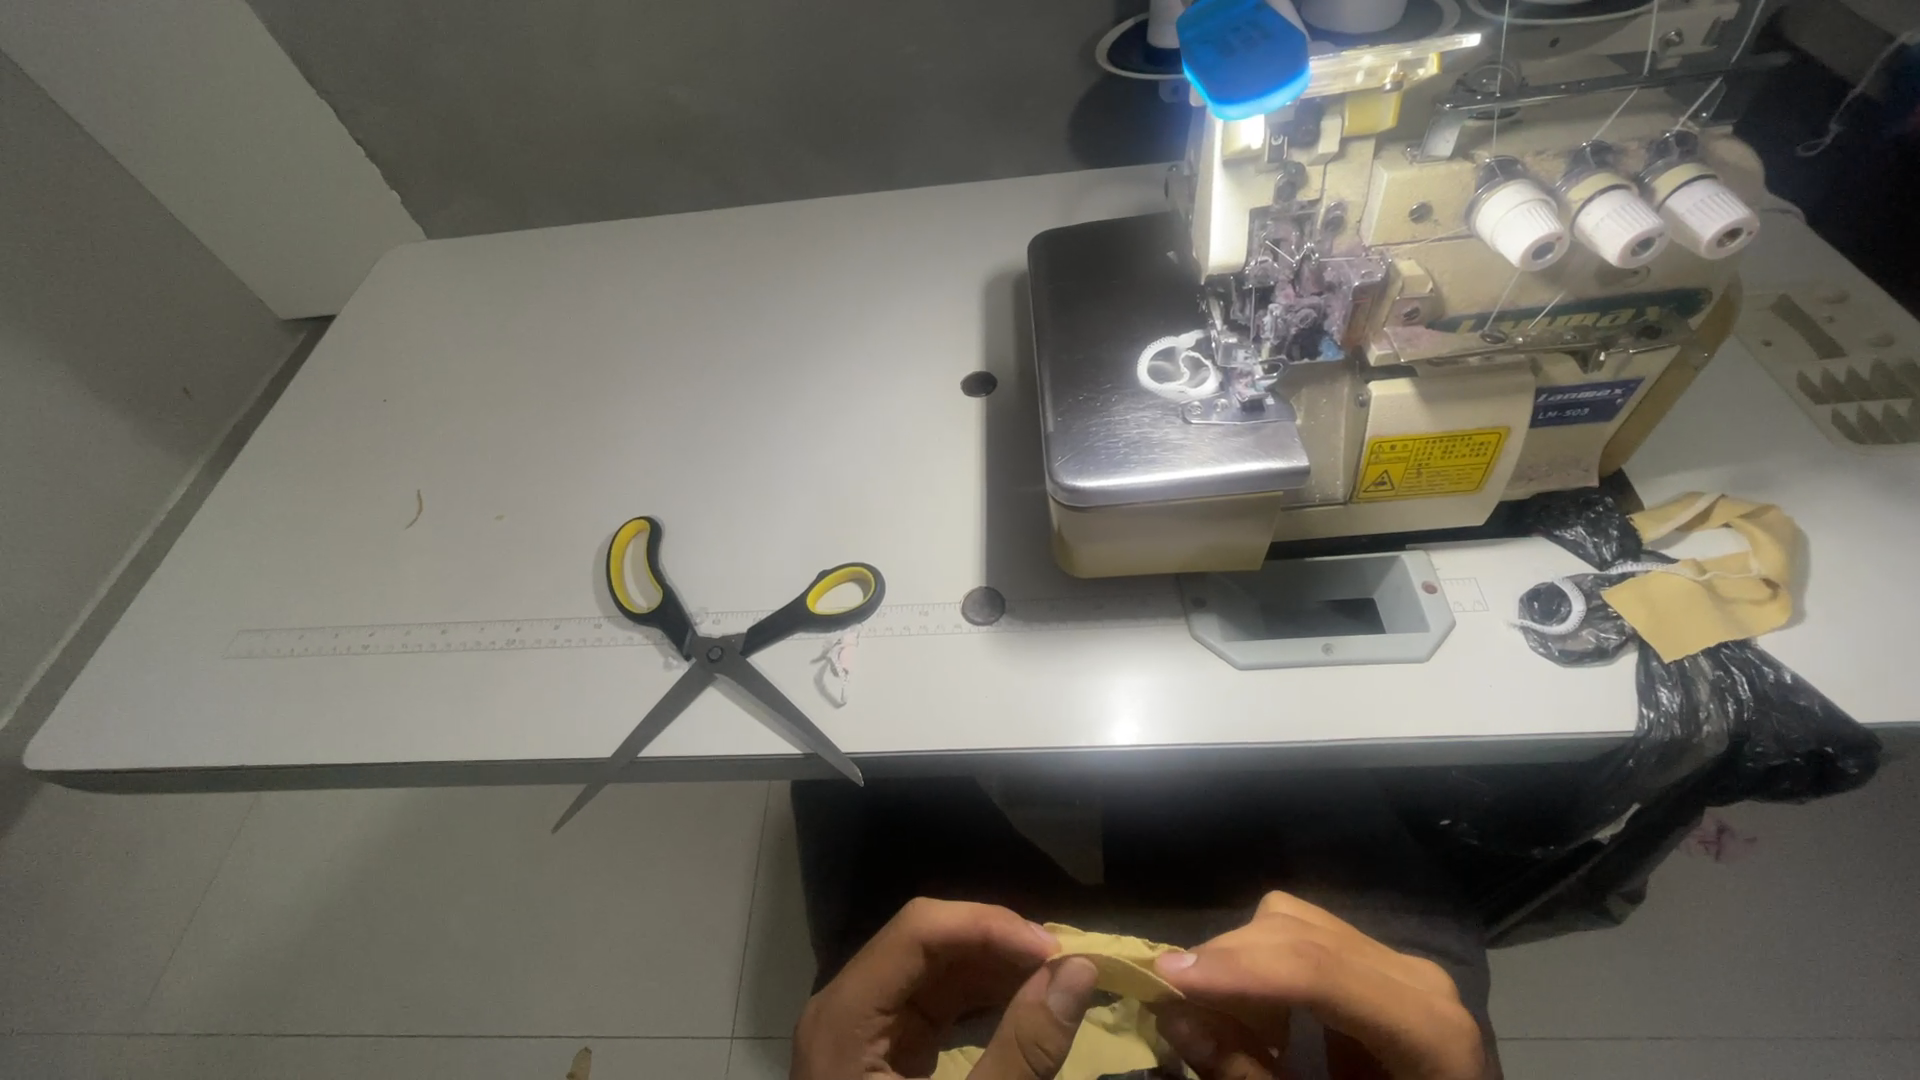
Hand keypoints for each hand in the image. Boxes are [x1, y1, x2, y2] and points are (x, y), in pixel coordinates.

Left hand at [792, 898, 1099, 1079]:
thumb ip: (1023, 1050)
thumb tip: (1078, 971)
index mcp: (846, 1017)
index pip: (919, 930)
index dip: (988, 925)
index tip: (1054, 949)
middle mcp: (846, 1004)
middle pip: (925, 940)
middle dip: (997, 942)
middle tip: (1065, 961)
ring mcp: (862, 1023)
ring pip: (933, 964)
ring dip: (994, 964)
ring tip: (1054, 976)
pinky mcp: (882, 1045)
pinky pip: (933, 998)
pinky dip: (980, 994)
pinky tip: (1023, 997)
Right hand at [1148, 891, 1487, 1079]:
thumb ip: (1247, 1075)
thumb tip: (1173, 1016)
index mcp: (1427, 1030)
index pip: (1316, 971)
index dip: (1236, 969)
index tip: (1166, 977)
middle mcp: (1416, 977)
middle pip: (1296, 935)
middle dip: (1224, 961)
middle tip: (1167, 998)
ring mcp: (1399, 964)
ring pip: (1291, 921)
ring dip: (1239, 958)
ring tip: (1214, 1010)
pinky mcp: (1379, 964)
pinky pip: (1304, 934)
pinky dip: (1263, 961)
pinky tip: (1259, 1012)